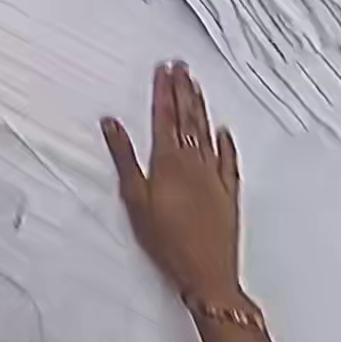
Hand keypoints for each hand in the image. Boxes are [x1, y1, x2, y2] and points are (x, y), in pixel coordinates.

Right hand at [102, 62, 244, 308]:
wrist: (206, 275)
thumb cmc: (165, 238)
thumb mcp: (134, 197)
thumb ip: (123, 156)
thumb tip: (112, 122)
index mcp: (169, 160)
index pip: (164, 116)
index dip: (163, 90)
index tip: (163, 69)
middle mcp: (193, 162)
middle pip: (187, 118)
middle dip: (182, 90)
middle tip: (181, 66)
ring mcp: (213, 177)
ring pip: (206, 132)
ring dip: (200, 106)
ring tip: (196, 85)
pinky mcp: (228, 193)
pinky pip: (228, 161)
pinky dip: (226, 143)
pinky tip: (224, 130)